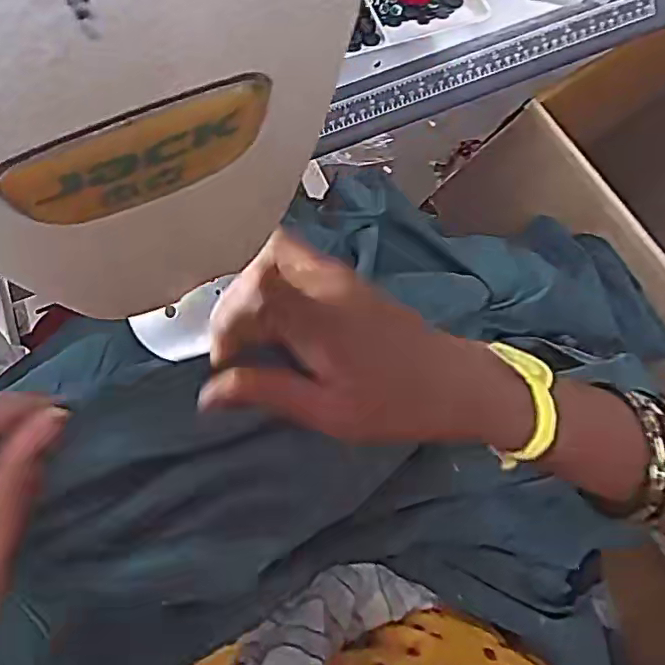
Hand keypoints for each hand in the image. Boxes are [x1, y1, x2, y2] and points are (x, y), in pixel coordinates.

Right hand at [199, 229, 527, 444]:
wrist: (455, 381)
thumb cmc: (393, 404)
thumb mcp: (327, 413)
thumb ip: (267, 392)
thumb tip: (209, 393)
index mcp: (320, 319)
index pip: (254, 292)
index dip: (226, 322)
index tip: (226, 361)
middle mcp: (326, 284)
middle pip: (259, 263)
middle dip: (233, 303)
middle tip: (234, 346)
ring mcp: (336, 273)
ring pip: (274, 251)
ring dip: (250, 285)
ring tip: (250, 328)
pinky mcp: (343, 274)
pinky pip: (292, 257)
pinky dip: (269, 277)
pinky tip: (272, 313)